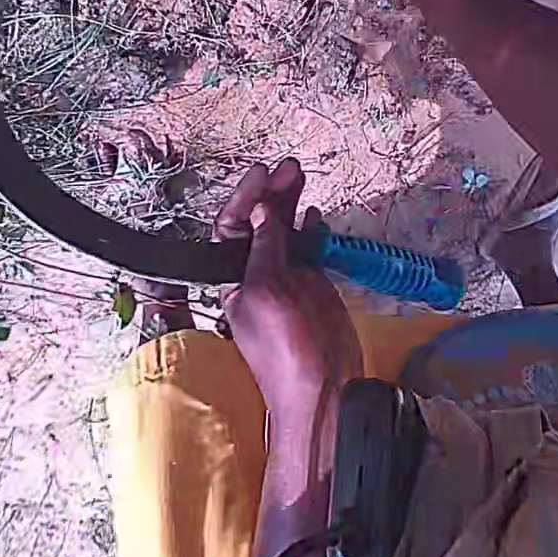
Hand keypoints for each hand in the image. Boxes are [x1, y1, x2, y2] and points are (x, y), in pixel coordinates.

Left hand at [219, 159, 362, 427]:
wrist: (324, 389)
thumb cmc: (285, 348)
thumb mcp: (268, 293)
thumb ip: (266, 250)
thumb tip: (262, 211)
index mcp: (234, 274)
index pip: (232, 226)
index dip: (245, 198)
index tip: (261, 173)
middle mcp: (256, 270)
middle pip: (260, 222)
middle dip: (271, 193)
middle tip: (289, 167)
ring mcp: (286, 274)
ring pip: (285, 229)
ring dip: (291, 203)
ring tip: (300, 175)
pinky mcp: (312, 281)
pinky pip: (308, 246)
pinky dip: (311, 229)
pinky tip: (315, 214)